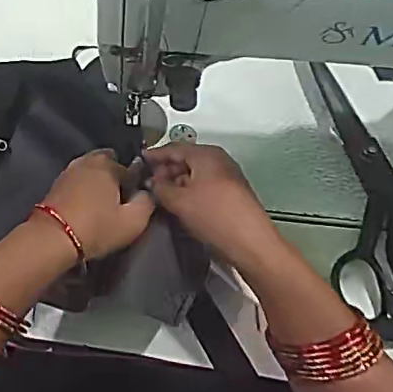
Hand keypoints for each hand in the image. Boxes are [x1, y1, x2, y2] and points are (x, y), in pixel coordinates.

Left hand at [37, 150, 155, 262]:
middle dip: (115, 175)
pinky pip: (78, 178)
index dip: (135, 185)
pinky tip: (87, 199)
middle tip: (119, 197)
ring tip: (104, 199)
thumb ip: (146, 203)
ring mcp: (69, 170)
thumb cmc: (97, 227)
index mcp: (108, 165)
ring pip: (90, 168)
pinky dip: (84, 184)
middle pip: (108, 162)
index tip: (134, 201)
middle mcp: (87, 161)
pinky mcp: (56, 183)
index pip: (130, 170)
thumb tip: (146, 192)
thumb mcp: (133, 221)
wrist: (53, 236)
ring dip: (98, 179)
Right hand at [142, 143, 283, 269]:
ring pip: (195, 172)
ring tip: (163, 194)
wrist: (251, 244)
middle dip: (166, 169)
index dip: (154, 155)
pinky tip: (181, 203)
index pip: (173, 148)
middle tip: (150, 181)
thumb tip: (153, 183)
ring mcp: (228, 176)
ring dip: (178, 181)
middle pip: (186, 158)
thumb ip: (159, 187)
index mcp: (207, 155)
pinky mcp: (232, 193)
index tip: (142, 160)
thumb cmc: (218, 217)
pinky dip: (190, 189)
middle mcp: (220, 161)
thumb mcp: (178, 201)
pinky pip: (205, 184)